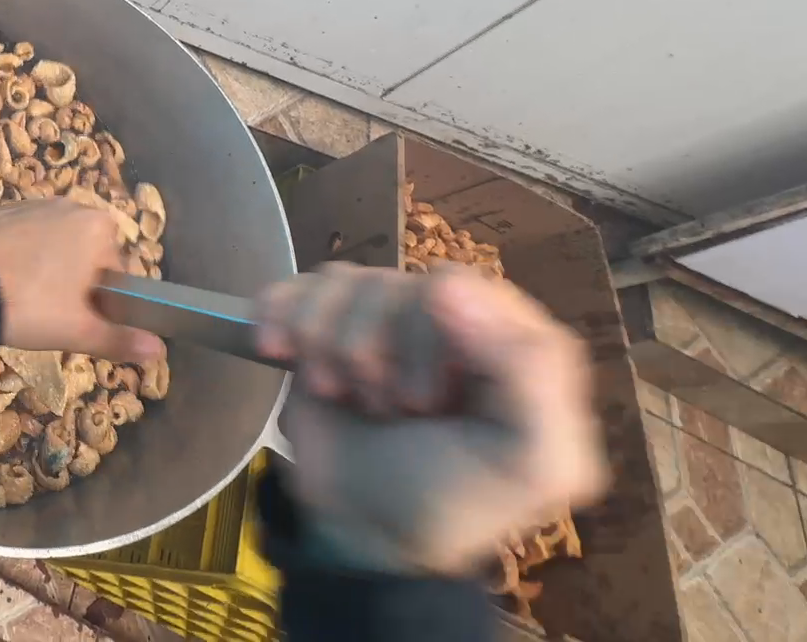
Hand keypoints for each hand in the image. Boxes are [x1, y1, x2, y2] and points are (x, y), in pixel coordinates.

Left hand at [0, 200, 164, 364]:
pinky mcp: (2, 210)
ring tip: (25, 303)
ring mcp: (33, 204)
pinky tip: (5, 283)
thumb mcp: (77, 330)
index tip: (79, 324)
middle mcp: (71, 205)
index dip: (105, 305)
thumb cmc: (27, 303)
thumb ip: (120, 339)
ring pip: (57, 250)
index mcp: (99, 226)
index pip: (120, 274)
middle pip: (88, 258)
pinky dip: (23, 261)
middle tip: (50, 316)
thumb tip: (160, 350)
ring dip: (49, 275)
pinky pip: (27, 240)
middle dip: (76, 288)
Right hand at [255, 263, 607, 575]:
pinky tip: (277, 351)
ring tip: (336, 392)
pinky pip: (290, 287)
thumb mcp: (529, 462)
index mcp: (504, 338)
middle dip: (369, 349)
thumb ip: (528, 374)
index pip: (454, 283)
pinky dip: (276, 316)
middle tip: (381, 406)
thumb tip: (444, 283)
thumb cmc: (450, 497)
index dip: (425, 335)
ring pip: (336, 282)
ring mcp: (374, 315)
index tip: (422, 401)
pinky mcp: (317, 320)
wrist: (358, 524)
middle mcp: (440, 315)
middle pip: (387, 283)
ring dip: (322, 341)